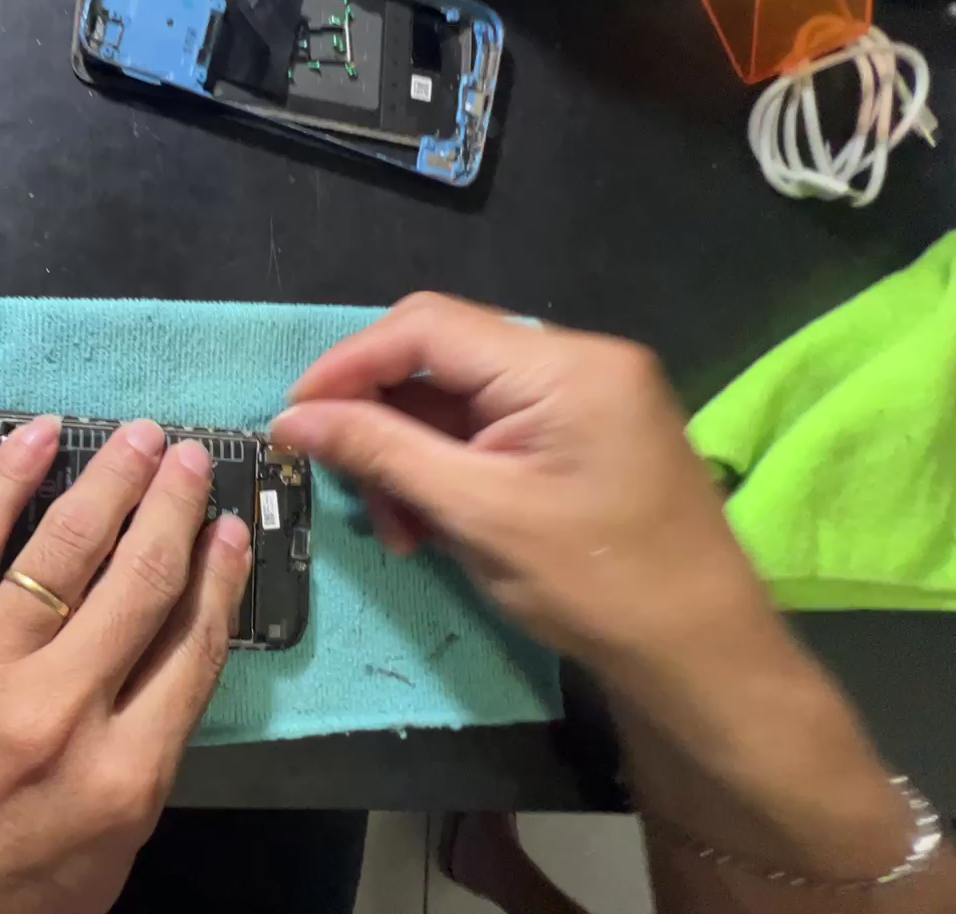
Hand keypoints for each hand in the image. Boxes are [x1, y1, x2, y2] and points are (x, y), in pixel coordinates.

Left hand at [0, 416, 251, 913]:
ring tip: (142, 438)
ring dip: (111, 481)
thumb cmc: (0, 892)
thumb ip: (148, 749)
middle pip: (140, 582)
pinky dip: (8, 479)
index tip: (232, 528)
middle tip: (193, 458)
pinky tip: (39, 435)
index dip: (220, 576)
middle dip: (176, 508)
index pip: (193, 646)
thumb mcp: (106, 849)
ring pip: (65, 548)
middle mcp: (62, 709)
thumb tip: (179, 643)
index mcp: (123, 775)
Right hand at [268, 293, 774, 669]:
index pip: (426, 327)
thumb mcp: (470, 512)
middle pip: (430, 355)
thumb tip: (288, 420)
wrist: (699, 660)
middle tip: (338, 468)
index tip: (296, 414)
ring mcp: (568, 395)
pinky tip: (421, 521)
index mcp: (563, 367)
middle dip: (373, 412)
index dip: (348, 362)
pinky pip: (467, 427)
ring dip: (397, 452)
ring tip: (394, 523)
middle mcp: (569, 361)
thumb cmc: (596, 584)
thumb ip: (375, 450)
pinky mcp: (560, 429)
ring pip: (440, 397)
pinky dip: (429, 467)